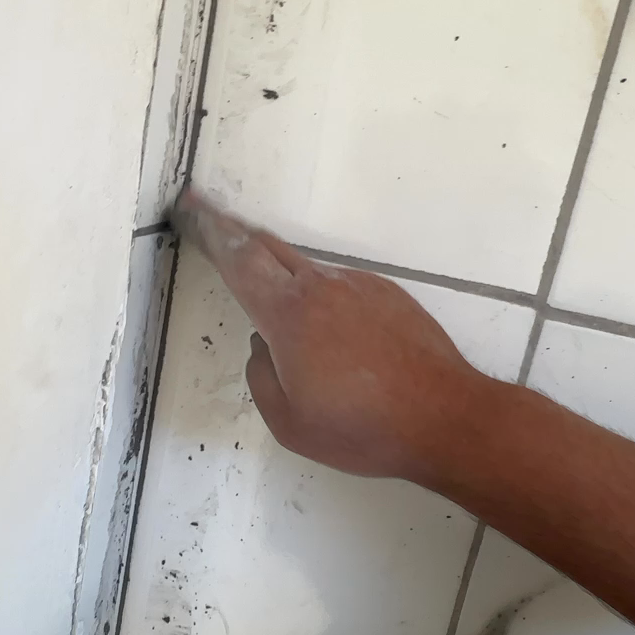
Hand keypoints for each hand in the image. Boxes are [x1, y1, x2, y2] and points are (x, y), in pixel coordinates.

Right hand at [170, 188, 494, 480]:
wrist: (444, 417)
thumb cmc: (362, 429)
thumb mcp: (290, 423)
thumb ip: (261, 376)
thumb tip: (263, 343)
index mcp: (289, 316)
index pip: (239, 262)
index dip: (211, 231)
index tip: (191, 205)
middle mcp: (321, 288)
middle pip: (267, 247)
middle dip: (234, 230)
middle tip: (211, 218)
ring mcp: (358, 286)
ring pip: (305, 268)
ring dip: (279, 270)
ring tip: (272, 296)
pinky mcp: (387, 293)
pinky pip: (339, 285)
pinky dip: (320, 295)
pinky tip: (331, 332)